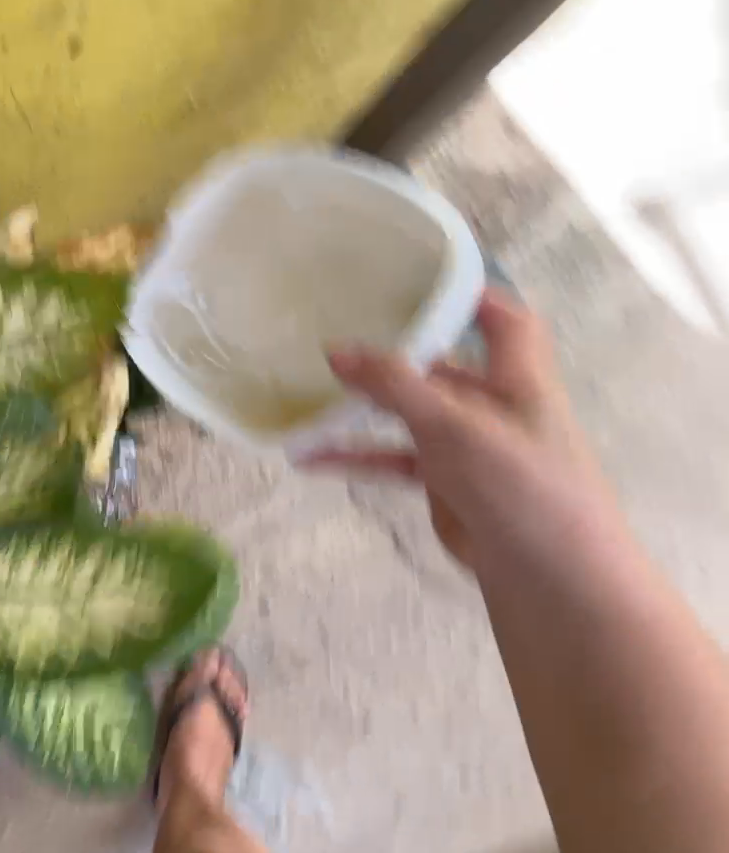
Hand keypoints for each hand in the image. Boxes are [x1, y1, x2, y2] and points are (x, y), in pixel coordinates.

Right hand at [304, 289, 624, 570]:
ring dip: (359, 408)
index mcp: (515, 382)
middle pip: (439, 366)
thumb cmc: (517, 482)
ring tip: (308, 395)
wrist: (546, 570)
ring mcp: (465, 444)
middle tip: (333, 338)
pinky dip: (350, 456)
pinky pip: (387, 457)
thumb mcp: (453, 425)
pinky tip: (307, 458)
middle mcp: (492, 406)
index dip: (472, 297)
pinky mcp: (442, 479)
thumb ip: (393, 386)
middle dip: (390, 354)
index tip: (416, 282)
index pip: (505, 323)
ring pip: (404, 413)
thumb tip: (333, 350)